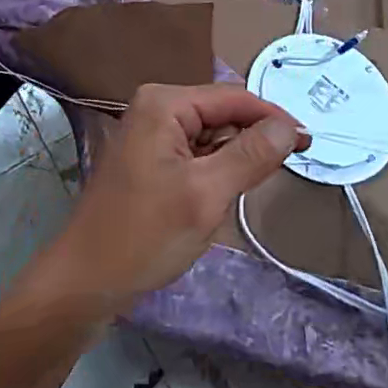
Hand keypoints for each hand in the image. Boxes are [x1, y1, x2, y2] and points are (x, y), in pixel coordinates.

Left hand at [39, 84, 305, 315]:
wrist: (79, 289)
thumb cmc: (142, 237)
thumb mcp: (207, 195)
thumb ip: (252, 154)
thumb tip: (290, 127)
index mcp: (166, 103)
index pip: (236, 98)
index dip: (275, 118)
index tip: (307, 143)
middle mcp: (158, 108)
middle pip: (225, 114)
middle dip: (251, 142)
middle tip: (277, 173)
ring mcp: (151, 133)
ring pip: (215, 136)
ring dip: (233, 162)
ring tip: (236, 195)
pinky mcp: (151, 159)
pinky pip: (198, 154)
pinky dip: (216, 173)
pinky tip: (215, 200)